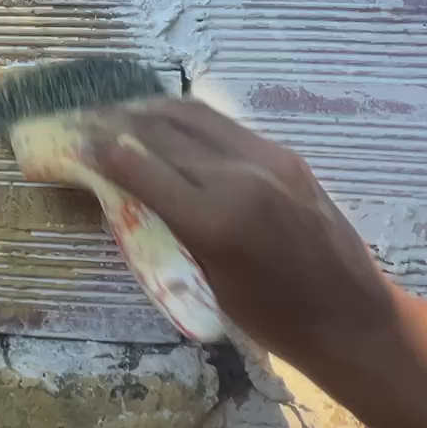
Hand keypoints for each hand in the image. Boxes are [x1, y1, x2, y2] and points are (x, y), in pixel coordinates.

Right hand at [85, 97, 396, 370]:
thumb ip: (163, 222)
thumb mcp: (202, 279)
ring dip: (147, 108)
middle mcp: (238, 177)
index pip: (138, 164)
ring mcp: (266, 158)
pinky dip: (183, 117)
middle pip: (160, 130)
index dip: (98, 149)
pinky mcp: (283, 152)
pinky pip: (220, 123)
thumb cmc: (270, 318)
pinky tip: (166, 122)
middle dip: (114, 121)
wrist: (353, 319)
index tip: (73, 142)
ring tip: (120, 112)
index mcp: (213, 221)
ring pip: (190, 113)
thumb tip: (122, 181)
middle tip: (86, 120)